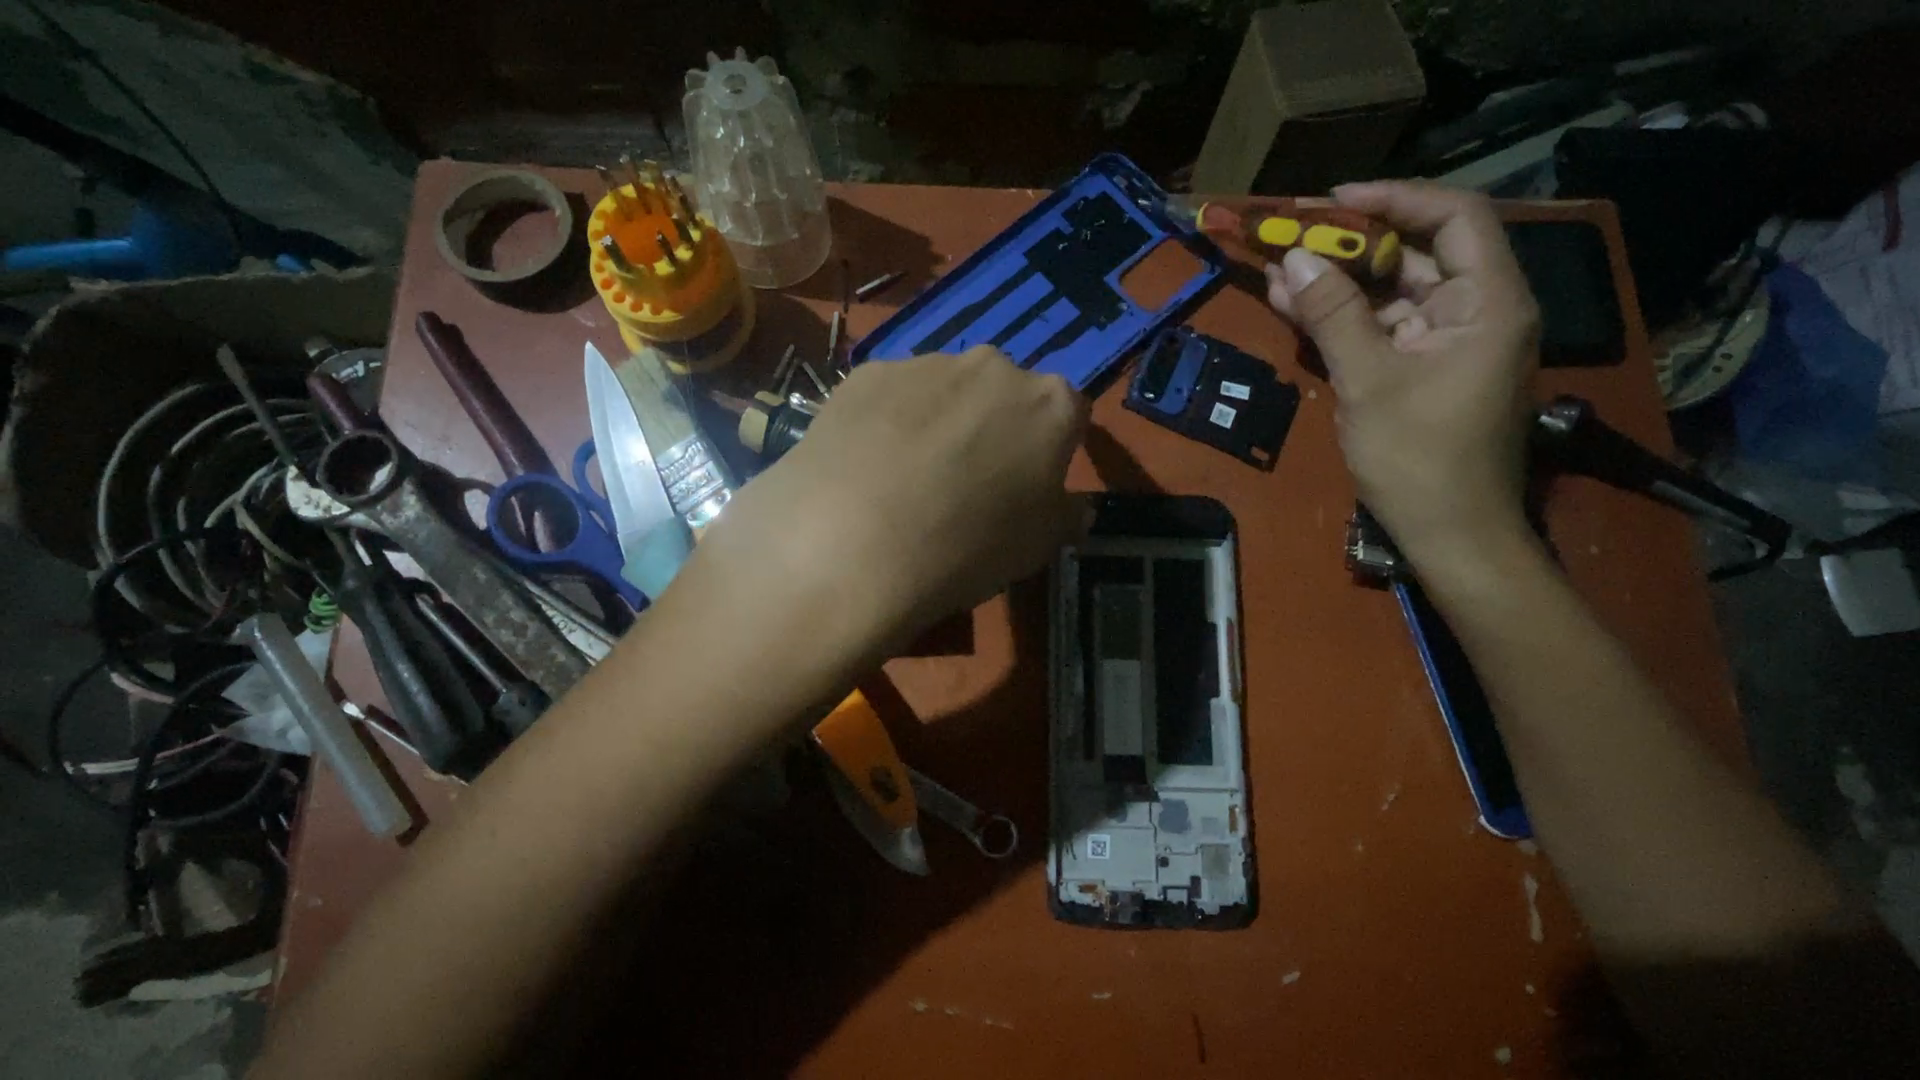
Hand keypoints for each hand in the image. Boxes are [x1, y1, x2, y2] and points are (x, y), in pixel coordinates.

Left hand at [701, 346, 1089, 648]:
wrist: (852, 546)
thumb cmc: (966, 549)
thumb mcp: (1037, 549)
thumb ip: (1065, 516)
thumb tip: (1074, 507)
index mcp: (1050, 404)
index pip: (1068, 415)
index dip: (1049, 451)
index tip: (1027, 484)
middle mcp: (993, 366)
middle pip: (1004, 393)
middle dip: (993, 427)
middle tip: (966, 481)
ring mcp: (924, 364)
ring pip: (944, 390)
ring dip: (938, 421)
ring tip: (906, 478)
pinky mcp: (866, 374)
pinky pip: (890, 395)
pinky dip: (887, 421)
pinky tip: (867, 466)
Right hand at [1266, 181, 1540, 564]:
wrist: (1451, 535)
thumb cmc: (1420, 459)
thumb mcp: (1369, 381)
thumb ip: (1331, 314)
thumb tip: (1290, 259)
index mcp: (1489, 302)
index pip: (1455, 218)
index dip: (1396, 199)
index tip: (1334, 200)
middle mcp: (1477, 311)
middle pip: (1418, 252)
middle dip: (1352, 242)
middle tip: (1292, 233)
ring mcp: (1450, 341)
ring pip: (1393, 291)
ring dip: (1338, 281)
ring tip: (1277, 269)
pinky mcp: (1425, 368)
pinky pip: (1383, 327)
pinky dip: (1342, 317)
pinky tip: (1293, 306)